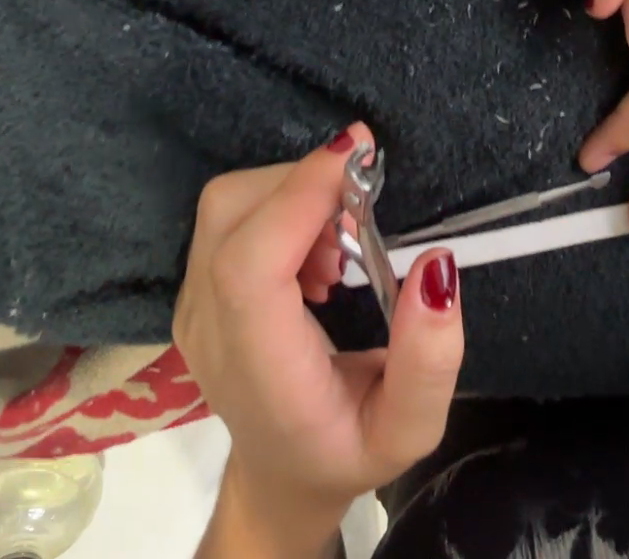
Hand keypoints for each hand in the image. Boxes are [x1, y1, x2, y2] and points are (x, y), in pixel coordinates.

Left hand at [175, 127, 462, 549]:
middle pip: (231, 212)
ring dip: (294, 195)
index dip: (300, 195)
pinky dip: (281, 207)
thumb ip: (430, 360)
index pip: (250, 265)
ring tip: (341, 248)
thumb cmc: (349, 450)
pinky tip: (316, 255)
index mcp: (259, 369)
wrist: (281, 474)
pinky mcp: (198, 286)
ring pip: (228, 203)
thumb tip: (436, 263)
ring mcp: (192, 305)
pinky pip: (230, 215)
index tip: (362, 152)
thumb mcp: (410, 429)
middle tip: (363, 219)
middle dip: (305, 185)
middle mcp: (208, 328)